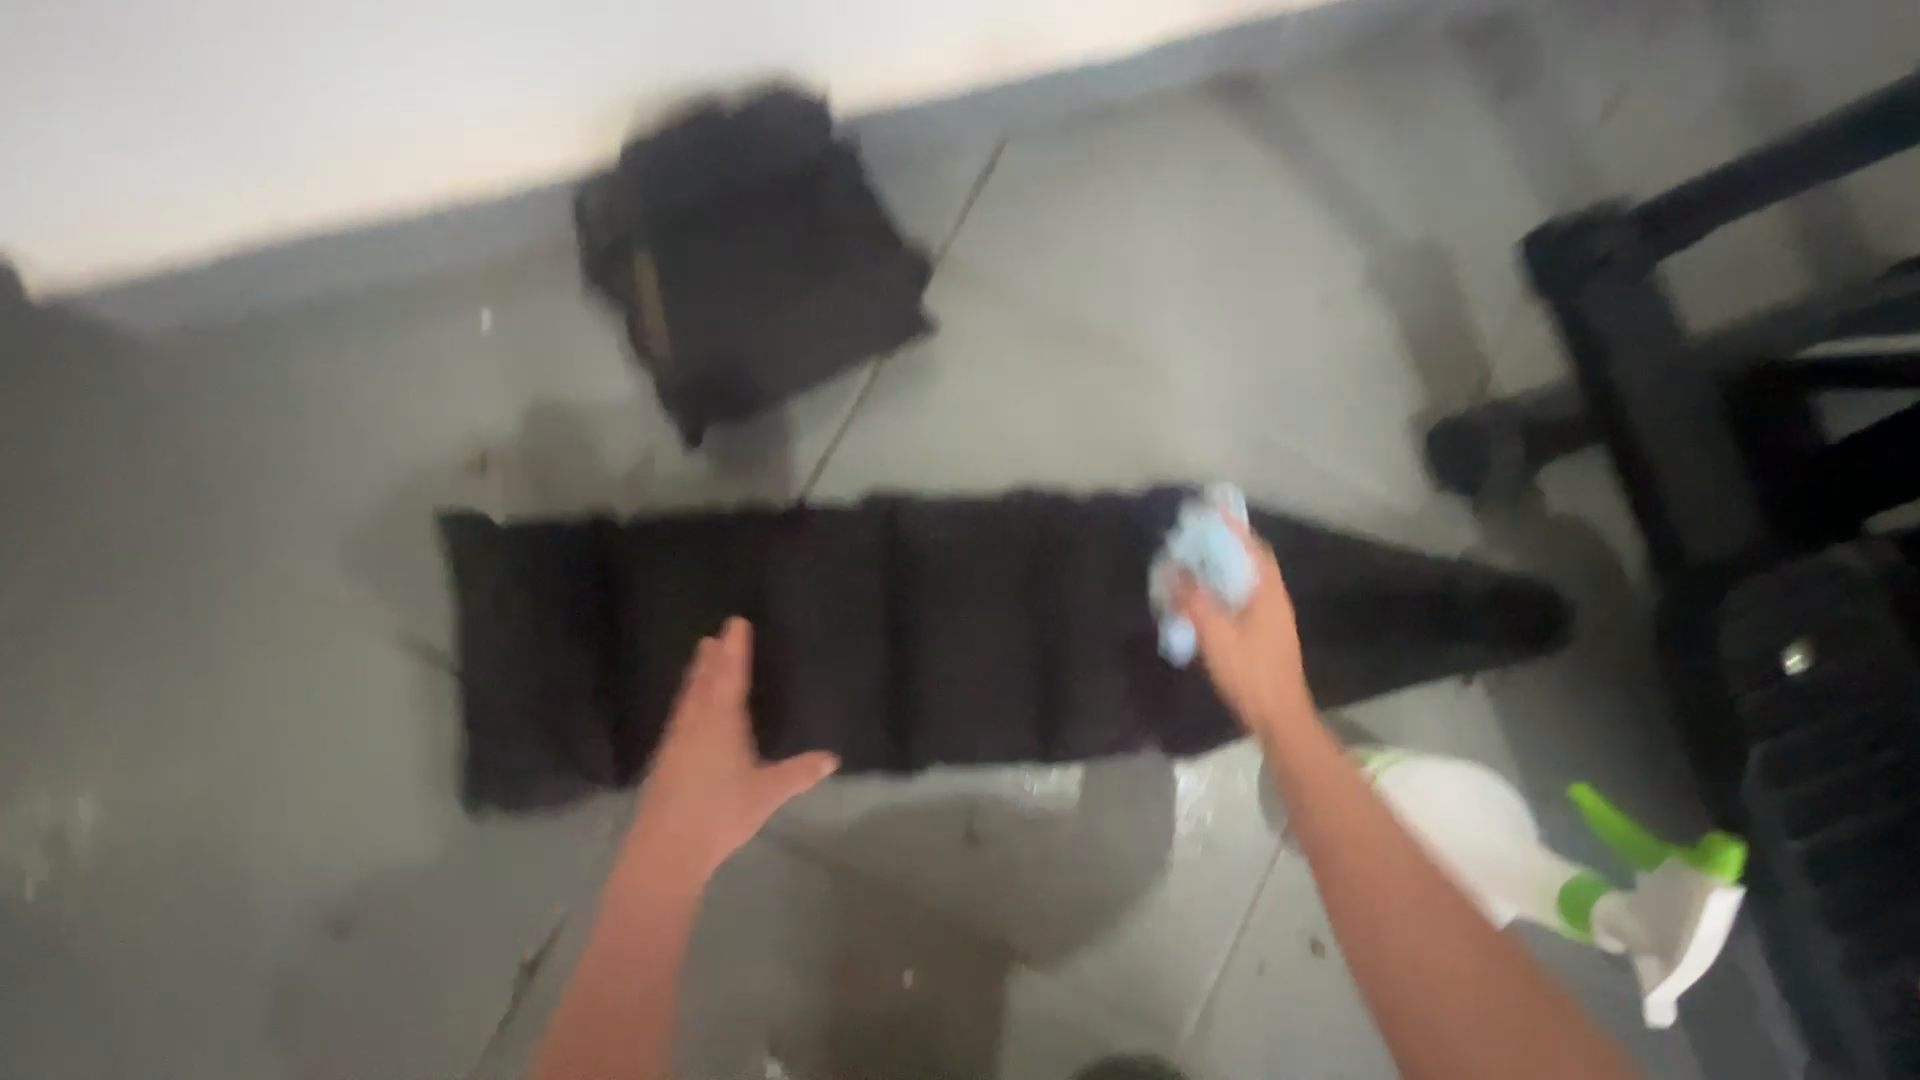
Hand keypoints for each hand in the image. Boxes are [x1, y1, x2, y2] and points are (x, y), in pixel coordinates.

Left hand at [625, 617, 838, 881]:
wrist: (666, 849)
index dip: (736, 649)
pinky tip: (688, 714)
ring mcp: (676, 742)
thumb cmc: (722, 813)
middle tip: (713, 637)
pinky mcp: (665, 762)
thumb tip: (832, 759)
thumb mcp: (768, 793)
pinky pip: (680, 718)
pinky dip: (688, 703)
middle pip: (705, 683)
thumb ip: (799, 773)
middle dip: (712, 659)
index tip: (735, 622)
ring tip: (700, 662)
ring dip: (696, 678)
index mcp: (722, 722)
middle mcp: (697, 724)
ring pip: (688, 700)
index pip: (731, 676)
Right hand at [1176, 517, 1312, 735]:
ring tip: (1190, 561)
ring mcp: (1270, 617)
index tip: (1207, 510)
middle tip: (1192, 535)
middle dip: (1222, 545)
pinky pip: (1239, 599)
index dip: (1230, 527)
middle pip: (1248, 561)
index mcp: (1267, 592)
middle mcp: (1272, 598)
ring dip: (1219, 568)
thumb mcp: (1216, 636)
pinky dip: (1220, 589)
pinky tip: (1199, 598)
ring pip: (1243, 581)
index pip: (1250, 547)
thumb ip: (1194, 601)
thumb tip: (1174, 571)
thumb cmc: (1250, 673)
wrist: (1278, 716)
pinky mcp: (1262, 633)